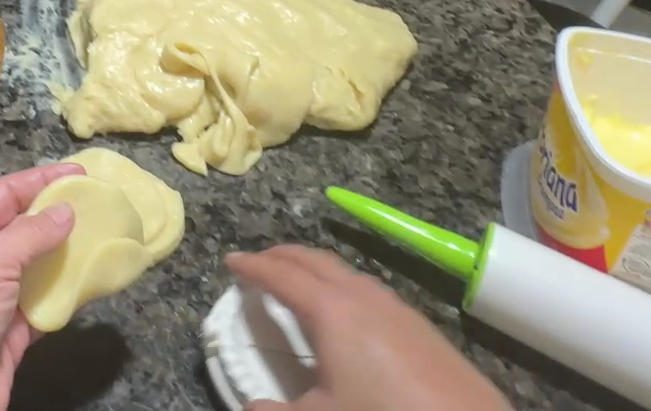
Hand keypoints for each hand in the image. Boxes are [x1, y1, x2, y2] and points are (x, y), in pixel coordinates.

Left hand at [0, 163, 84, 410]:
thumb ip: (31, 233)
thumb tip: (67, 210)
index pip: (4, 192)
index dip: (40, 180)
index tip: (80, 173)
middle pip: (22, 226)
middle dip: (58, 215)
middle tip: (99, 204)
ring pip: (36, 264)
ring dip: (67, 254)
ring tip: (104, 239)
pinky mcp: (11, 331)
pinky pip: (43, 302)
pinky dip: (66, 293)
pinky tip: (91, 282)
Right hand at [225, 246, 510, 410]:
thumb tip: (250, 407)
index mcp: (330, 311)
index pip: (280, 275)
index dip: (252, 267)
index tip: (230, 261)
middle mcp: (360, 296)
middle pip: (312, 260)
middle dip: (281, 256)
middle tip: (258, 263)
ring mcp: (395, 307)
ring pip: (342, 271)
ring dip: (313, 269)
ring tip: (298, 283)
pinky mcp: (420, 326)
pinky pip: (367, 288)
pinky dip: (341, 285)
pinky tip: (348, 314)